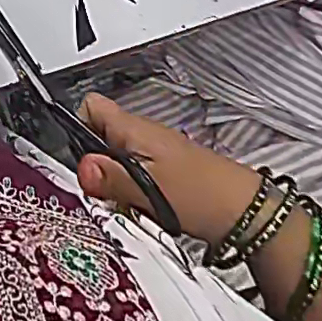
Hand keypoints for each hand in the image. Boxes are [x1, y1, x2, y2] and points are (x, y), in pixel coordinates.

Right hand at [75, 94, 263, 244]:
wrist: (246, 214)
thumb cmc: (204, 195)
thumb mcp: (149, 190)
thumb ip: (110, 179)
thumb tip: (80, 169)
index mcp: (132, 129)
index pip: (89, 106)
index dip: (75, 126)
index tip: (76, 158)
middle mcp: (140, 135)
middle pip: (96, 137)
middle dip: (93, 166)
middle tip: (102, 191)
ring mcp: (151, 153)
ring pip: (113, 159)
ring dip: (111, 183)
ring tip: (125, 204)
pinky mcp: (162, 172)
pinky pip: (130, 175)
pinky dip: (129, 193)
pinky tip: (141, 210)